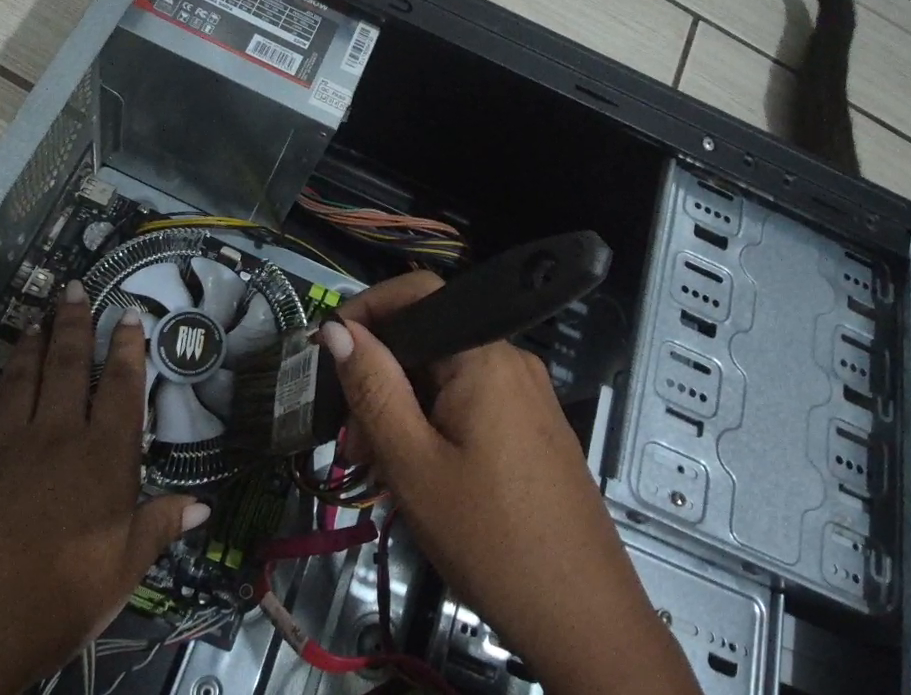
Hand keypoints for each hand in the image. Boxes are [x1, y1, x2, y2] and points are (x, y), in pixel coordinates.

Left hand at [0, 282, 205, 694]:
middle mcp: (52, 435)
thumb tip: (202, 506)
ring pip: (19, 376)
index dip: (127, 348)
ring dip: (30, 344)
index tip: (128, 315)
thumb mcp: (119, 573)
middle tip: (74, 288)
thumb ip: (157, 530)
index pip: (119, 388)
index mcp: (99, 457)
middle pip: (66, 365)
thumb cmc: (51, 598)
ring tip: (37, 318)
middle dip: (74, 324)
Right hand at [328, 273, 700, 694]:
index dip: (367, 310)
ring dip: (401, 412)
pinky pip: (471, 409)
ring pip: (446, 381)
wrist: (582, 618)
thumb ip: (373, 387)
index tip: (328, 356)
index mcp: (485, 356)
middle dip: (379, 380)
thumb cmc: (490, 537)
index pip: (419, 292)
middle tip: (349, 442)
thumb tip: (338, 328)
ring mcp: (528, 399)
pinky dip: (433, 430)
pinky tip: (417, 479)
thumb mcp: (413, 463)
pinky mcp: (534, 432)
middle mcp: (512, 363)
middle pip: (430, 342)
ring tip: (377, 472)